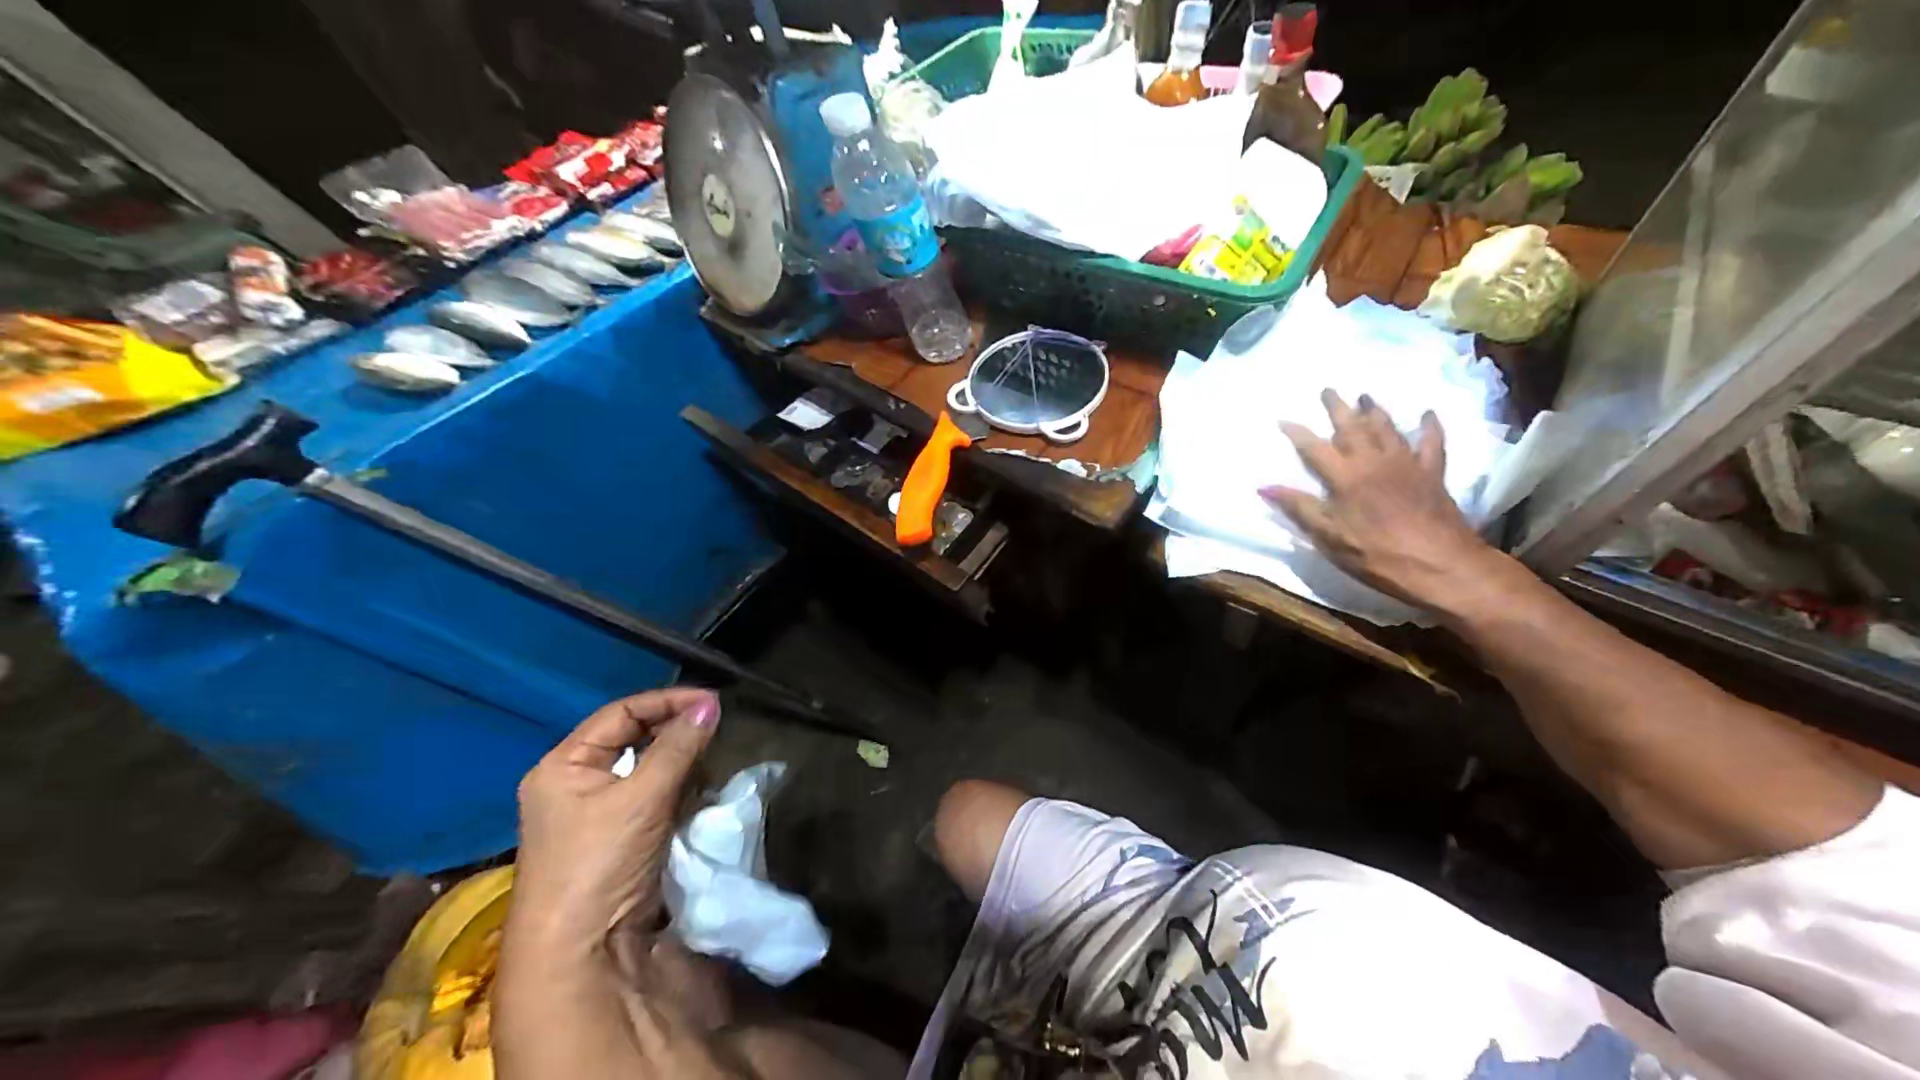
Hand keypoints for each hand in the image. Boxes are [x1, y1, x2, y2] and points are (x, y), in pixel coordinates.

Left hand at [511, 687, 720, 953]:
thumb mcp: (641, 797)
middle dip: (675, 731)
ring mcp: (596, 814)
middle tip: (717, 727)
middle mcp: (575, 783)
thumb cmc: (598, 863)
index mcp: (563, 765)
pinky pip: (654, 797)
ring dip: (681, 762)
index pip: (620, 713)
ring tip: (713, 756)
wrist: (580, 954)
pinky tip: (701, 788)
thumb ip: (678, 747)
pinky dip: (679, 789)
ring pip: (647, 769)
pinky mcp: (619, 839)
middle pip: (633, 739)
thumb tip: (711, 704)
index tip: (712, 702)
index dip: (666, 702)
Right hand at [1261, 389, 1508, 610]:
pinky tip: (1426, 414)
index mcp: (1345, 477)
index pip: (1315, 448)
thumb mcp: (1329, 537)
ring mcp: (1407, 465)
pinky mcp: (1432, 474)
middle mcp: (1374, 462)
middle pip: (1353, 428)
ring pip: (1387, 429)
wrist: (1440, 565)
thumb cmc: (1377, 554)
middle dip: (1338, 408)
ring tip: (1365, 395)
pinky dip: (1429, 427)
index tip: (1283, 419)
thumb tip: (1265, 487)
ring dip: (1374, 411)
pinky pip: (1431, 444)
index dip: (1298, 433)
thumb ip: (1299, 508)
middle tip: (1328, 390)